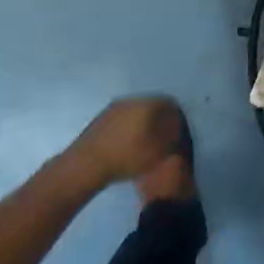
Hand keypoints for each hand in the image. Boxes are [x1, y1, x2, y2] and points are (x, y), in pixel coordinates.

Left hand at [68, 95, 184, 185]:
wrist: (87, 163)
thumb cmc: (128, 156)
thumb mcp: (159, 151)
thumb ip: (172, 138)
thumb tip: (175, 130)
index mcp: (147, 104)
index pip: (170, 103)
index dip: (176, 117)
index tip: (176, 133)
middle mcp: (131, 100)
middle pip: (153, 106)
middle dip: (160, 119)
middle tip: (162, 138)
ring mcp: (114, 108)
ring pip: (136, 111)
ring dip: (143, 124)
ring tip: (144, 143)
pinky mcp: (101, 118)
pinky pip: (123, 118)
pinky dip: (129, 128)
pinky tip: (127, 144)